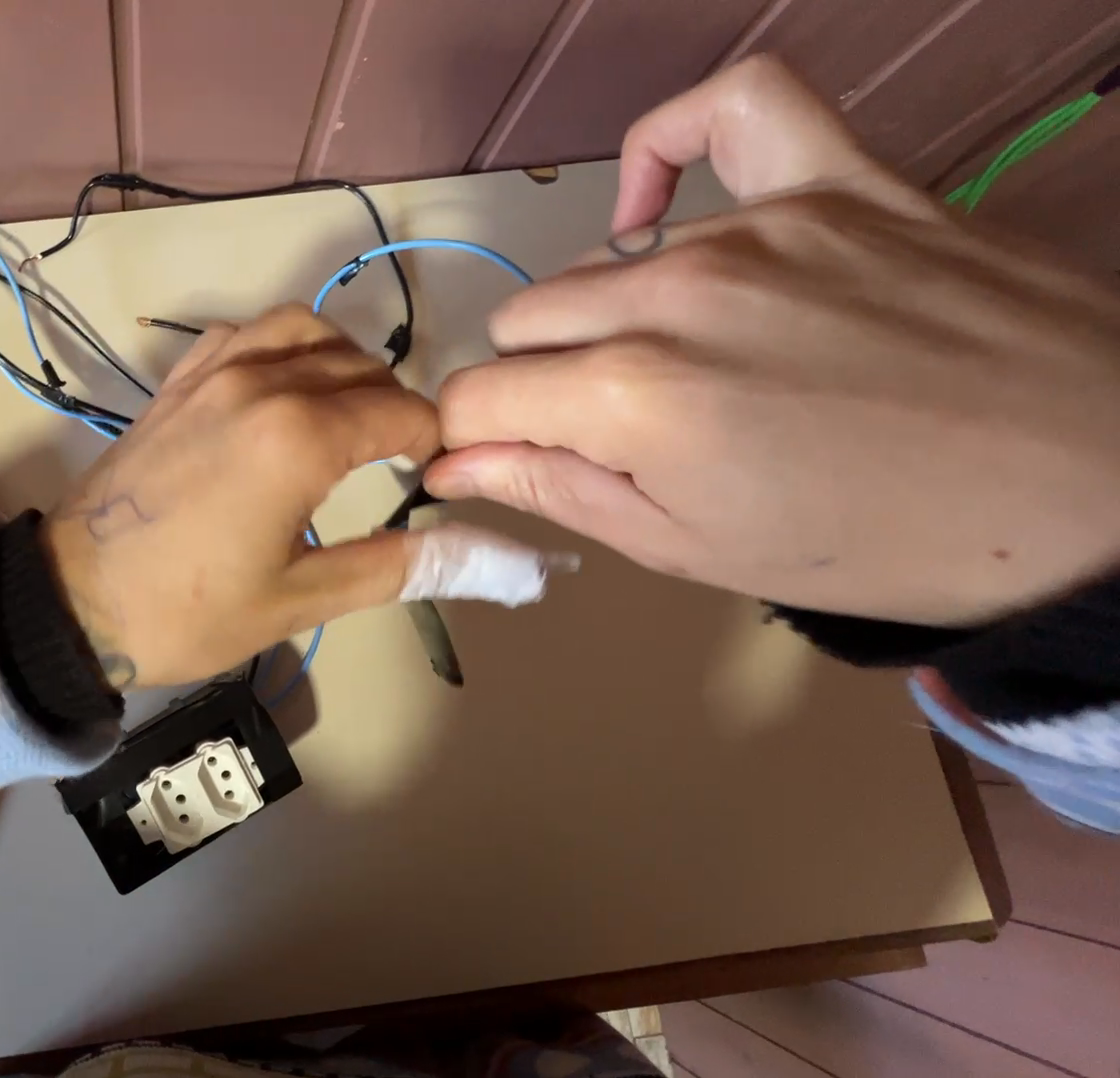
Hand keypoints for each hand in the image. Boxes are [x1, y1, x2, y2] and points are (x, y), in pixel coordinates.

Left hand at [45, 305, 557, 687]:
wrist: (72, 602)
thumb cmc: (187, 612)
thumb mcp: (299, 599)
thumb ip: (399, 566)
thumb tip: (500, 558)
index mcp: (298, 436)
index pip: (403, 411)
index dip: (434, 440)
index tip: (434, 477)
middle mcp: (260, 382)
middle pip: (361, 367)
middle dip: (394, 407)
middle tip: (394, 462)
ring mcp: (211, 373)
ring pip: (305, 331)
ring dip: (341, 365)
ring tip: (345, 417)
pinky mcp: (177, 383)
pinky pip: (244, 335)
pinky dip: (280, 348)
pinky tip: (280, 389)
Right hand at [428, 55, 1119, 627]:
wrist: (1093, 491)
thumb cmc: (868, 542)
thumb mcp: (679, 544)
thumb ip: (545, 488)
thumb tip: (445, 465)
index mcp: (626, 396)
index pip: (473, 397)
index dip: (472, 437)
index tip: (502, 457)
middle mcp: (669, 294)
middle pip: (517, 323)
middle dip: (530, 382)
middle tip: (594, 425)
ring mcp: (755, 224)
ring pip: (590, 261)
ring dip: (594, 317)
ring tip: (661, 358)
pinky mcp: (838, 180)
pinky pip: (731, 110)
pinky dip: (674, 147)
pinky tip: (659, 211)